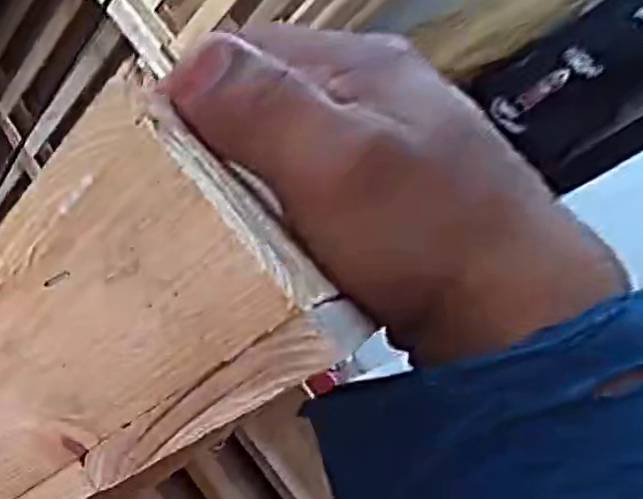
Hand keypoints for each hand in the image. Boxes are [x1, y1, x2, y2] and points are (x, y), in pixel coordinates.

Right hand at [161, 27, 626, 364]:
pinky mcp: (355, 193)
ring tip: (196, 219)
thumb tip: (191, 65)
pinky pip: (282, 183)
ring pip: (262, 144)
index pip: (241, 52)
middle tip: (164, 195)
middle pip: (249, 99)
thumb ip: (268, 111)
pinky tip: (243, 234)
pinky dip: (251, 204)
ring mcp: (358, 144)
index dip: (184, 93)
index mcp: (351, 68)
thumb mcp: (337, 164)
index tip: (147, 152)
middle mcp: (354, 95)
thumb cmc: (421, 233)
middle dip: (200, 140)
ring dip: (223, 177)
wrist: (494, 302)